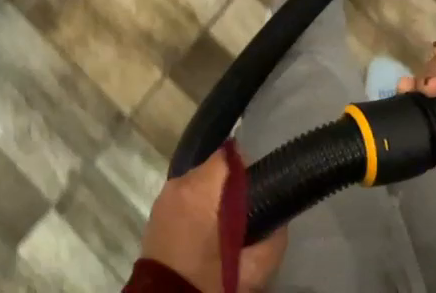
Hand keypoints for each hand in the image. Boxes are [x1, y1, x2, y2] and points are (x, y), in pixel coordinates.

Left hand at [140, 147, 287, 291]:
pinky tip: (202, 229)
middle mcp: (180, 183)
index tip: (256, 186)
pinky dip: (196, 204)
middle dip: (229, 184)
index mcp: (201, 191)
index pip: (229, 155)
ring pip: (198, 181)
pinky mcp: (156, 208)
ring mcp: (165, 195)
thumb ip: (273, 239)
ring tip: (222, 224)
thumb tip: (279, 217)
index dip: (246, 167)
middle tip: (242, 212)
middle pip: (213, 167)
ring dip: (211, 194)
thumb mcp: (253, 271)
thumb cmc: (212, 283)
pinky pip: (184, 194)